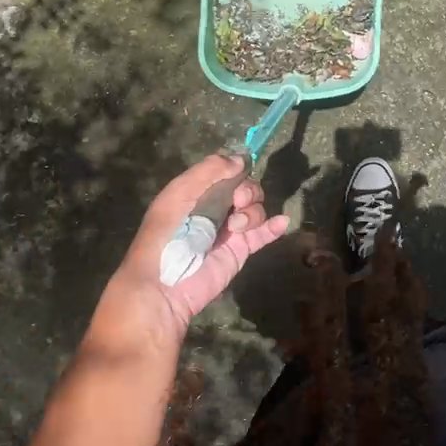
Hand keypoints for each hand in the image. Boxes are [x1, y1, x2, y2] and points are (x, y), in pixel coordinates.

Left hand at [90, 154, 290, 349]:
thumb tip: (241, 159)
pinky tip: (281, 223)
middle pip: (246, 188)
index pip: (226, 171)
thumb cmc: (165, 236)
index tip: (237, 173)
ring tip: (238, 226)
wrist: (164, 285)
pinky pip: (264, 234)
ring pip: (256, 209)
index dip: (236, 169)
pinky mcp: (240, 250)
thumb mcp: (179, 195)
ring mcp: (230, 229)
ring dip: (253, 212)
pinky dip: (275, 226)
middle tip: (236, 203)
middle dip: (247, 191)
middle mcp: (215, 207)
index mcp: (197, 192)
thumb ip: (208, 171)